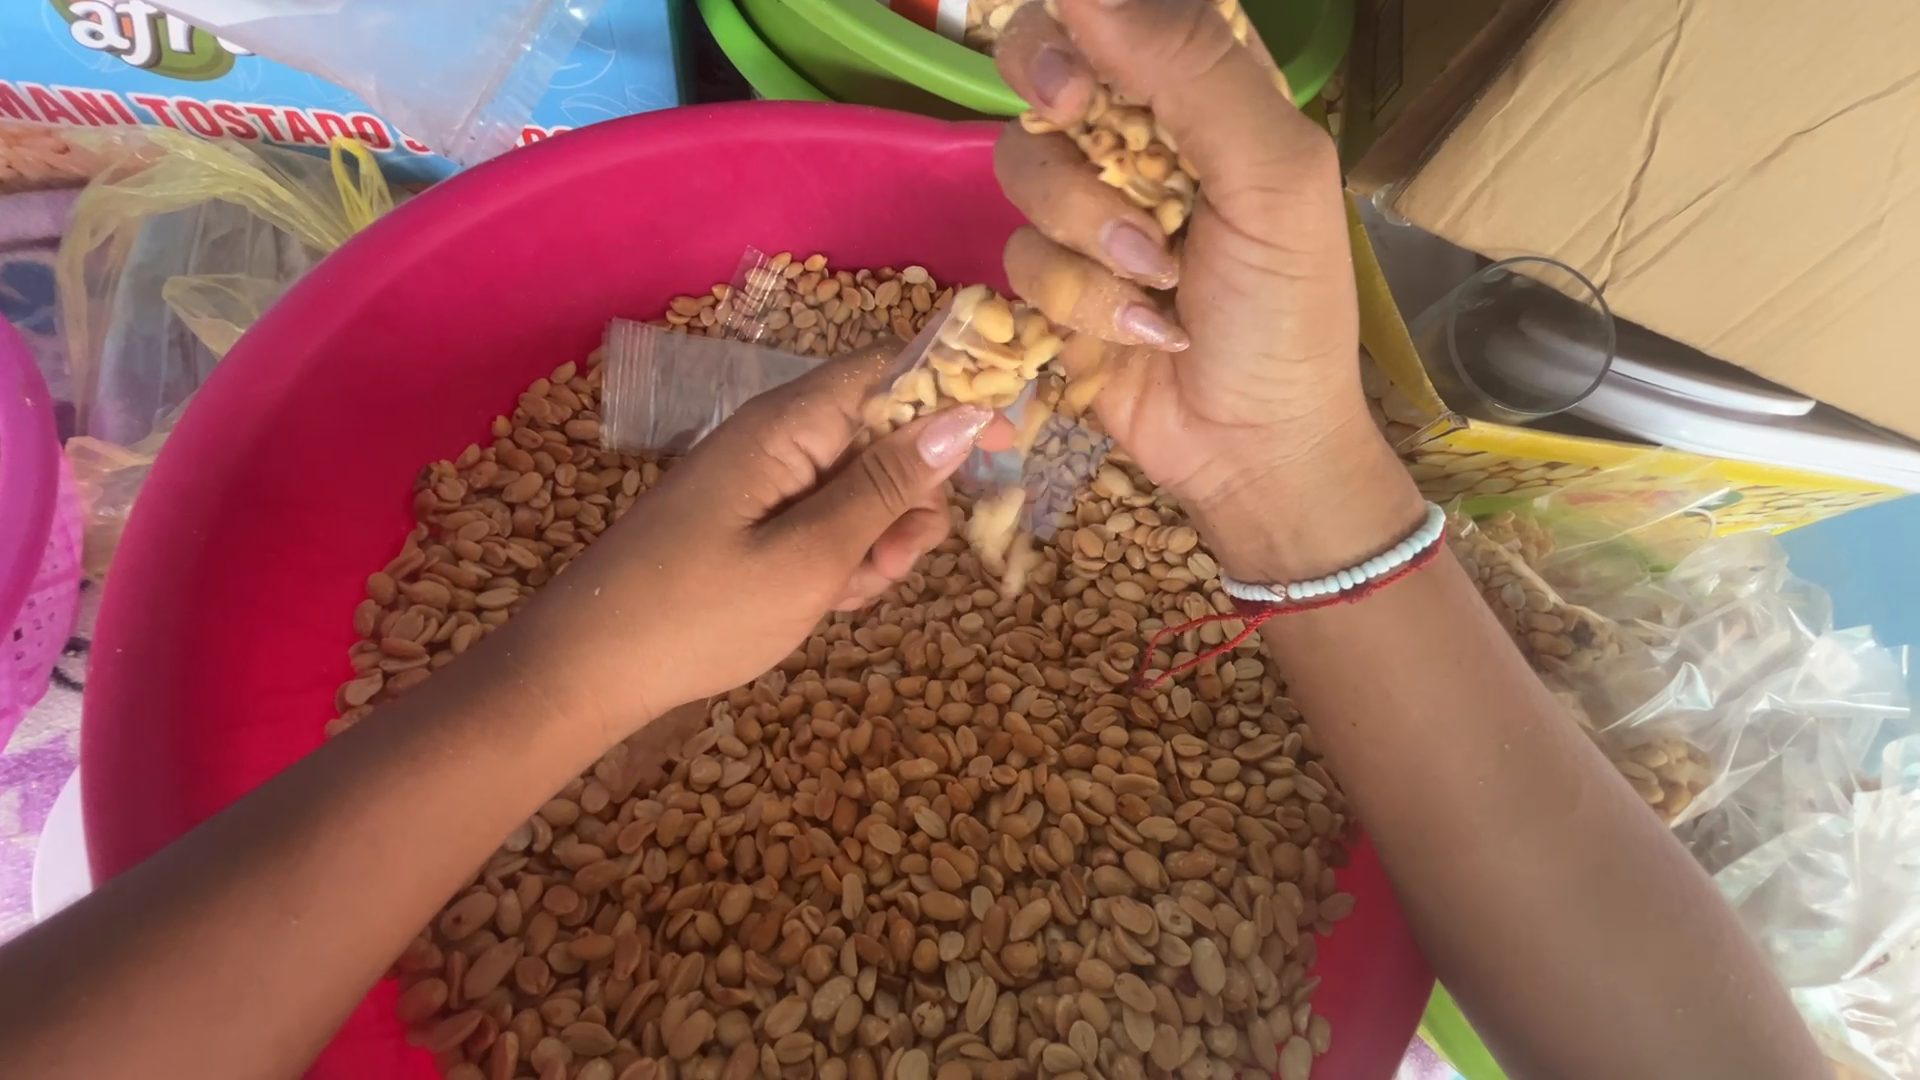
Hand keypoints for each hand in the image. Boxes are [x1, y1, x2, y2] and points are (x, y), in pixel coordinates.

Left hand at [494, 350, 1006, 746]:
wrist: (591, 672)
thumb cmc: (699, 614)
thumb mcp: (810, 556)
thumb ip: (887, 487)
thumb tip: (964, 419)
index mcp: (790, 426)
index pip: (890, 372)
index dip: (956, 394)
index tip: (1007, 440)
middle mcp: (783, 440)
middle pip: (886, 438)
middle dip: (911, 499)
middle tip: (895, 561)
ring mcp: (772, 482)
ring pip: (867, 491)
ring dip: (881, 540)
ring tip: (850, 593)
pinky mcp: (764, 520)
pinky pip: (832, 524)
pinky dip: (848, 560)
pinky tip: (831, 600)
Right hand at [993, 0, 1422, 575]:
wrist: (1249, 441)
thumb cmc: (1285, 311)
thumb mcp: (1273, 178)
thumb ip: (1195, 70)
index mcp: (1200, 96)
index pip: (1117, 13)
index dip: (1081, 22)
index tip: (1086, 61)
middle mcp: (1131, 145)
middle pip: (1039, 70)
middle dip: (1049, 96)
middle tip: (1072, 115)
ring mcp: (1085, 218)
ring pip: (1023, 173)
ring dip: (1089, 234)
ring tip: (1158, 280)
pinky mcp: (1054, 287)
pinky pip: (1021, 262)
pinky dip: (1080, 301)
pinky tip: (1139, 331)